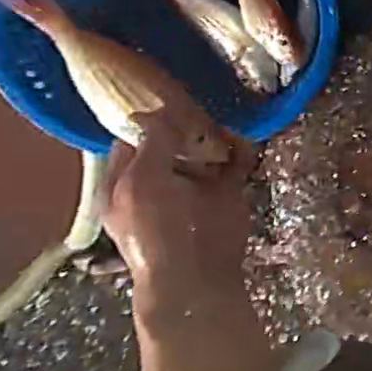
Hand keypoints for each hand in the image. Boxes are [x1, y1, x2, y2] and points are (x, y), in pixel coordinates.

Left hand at [99, 111, 256, 310]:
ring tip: (225, 127)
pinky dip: (242, 150)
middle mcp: (160, 178)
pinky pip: (236, 162)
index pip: (133, 140)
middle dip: (188, 125)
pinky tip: (244, 143)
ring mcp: (195, 184)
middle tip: (203, 111)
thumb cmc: (158, 228)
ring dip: (217, 135)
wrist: (198, 270)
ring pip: (206, 148)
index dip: (149, 121)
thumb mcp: (142, 183)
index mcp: (126, 179)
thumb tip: (152, 113)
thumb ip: (150, 146)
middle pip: (173, 140)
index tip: (169, 101)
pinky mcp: (226, 190)